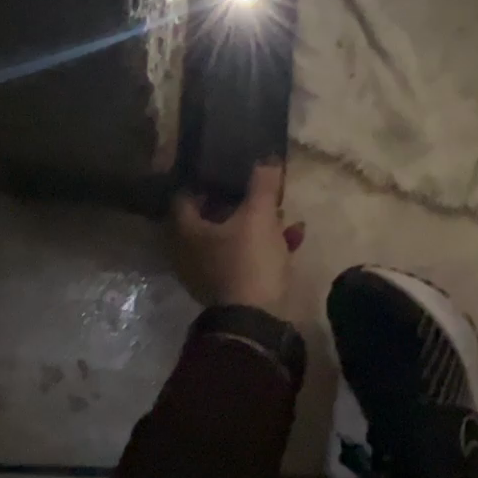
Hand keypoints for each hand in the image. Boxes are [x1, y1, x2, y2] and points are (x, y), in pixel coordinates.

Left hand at [172, 162, 304, 316]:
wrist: (257, 320)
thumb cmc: (249, 261)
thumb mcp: (260, 216)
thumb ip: (263, 185)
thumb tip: (268, 158)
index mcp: (186, 230)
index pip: (187, 194)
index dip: (207, 180)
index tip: (228, 170)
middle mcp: (189, 252)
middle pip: (211, 218)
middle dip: (237, 203)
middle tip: (258, 191)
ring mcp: (207, 274)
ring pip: (231, 240)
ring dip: (255, 226)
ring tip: (282, 215)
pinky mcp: (229, 290)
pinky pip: (244, 259)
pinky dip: (263, 248)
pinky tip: (292, 240)